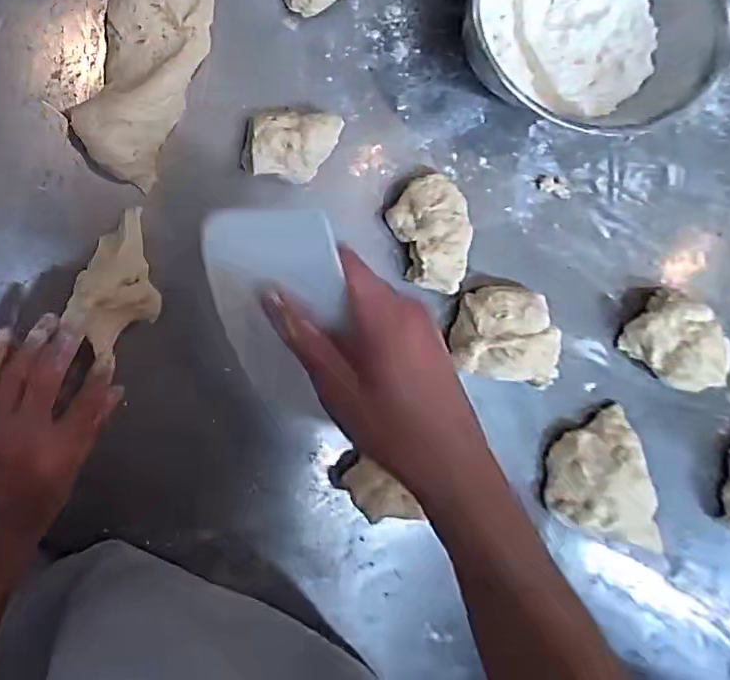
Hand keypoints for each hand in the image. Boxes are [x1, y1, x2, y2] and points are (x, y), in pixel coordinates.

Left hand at [0, 314, 120, 545]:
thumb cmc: (44, 497)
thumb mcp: (75, 467)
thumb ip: (93, 425)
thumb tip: (116, 388)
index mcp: (55, 454)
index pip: (83, 406)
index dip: (97, 378)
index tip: (106, 353)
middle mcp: (25, 436)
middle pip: (45, 380)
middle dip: (61, 347)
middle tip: (74, 322)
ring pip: (14, 375)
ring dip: (31, 343)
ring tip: (47, 321)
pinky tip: (6, 335)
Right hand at [264, 247, 486, 498]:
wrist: (457, 471)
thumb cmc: (392, 428)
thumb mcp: (336, 385)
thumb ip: (302, 335)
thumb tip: (271, 294)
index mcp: (384, 309)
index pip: (344, 260)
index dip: (311, 259)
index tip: (283, 270)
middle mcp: (408, 306)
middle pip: (356, 281)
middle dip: (323, 293)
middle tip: (293, 314)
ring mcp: (423, 325)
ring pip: (371, 302)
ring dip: (343, 313)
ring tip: (318, 341)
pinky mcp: (430, 343)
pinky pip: (389, 318)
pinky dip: (365, 326)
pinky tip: (352, 360)